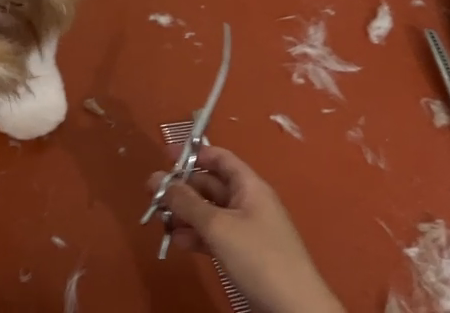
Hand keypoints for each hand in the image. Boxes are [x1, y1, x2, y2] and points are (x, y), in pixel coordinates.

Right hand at [149, 146, 343, 312]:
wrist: (295, 311)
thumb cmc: (258, 257)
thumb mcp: (217, 226)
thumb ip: (185, 202)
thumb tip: (156, 178)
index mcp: (249, 187)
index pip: (219, 158)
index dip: (193, 153)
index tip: (164, 156)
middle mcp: (248, 203)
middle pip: (210, 185)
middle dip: (182, 188)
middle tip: (153, 195)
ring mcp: (246, 231)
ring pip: (209, 212)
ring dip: (185, 214)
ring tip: (161, 221)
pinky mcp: (243, 255)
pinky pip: (214, 236)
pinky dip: (195, 236)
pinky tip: (178, 243)